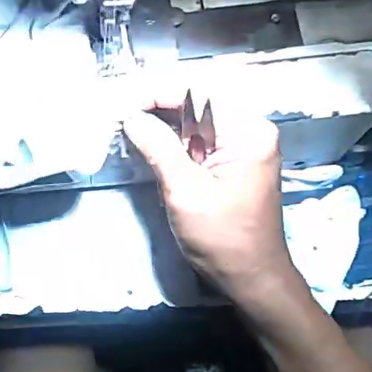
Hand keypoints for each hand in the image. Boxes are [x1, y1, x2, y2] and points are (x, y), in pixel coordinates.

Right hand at [122, 72, 304, 303]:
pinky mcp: (231, 164)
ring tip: (128, 125)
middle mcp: (249, 132)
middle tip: (121, 113)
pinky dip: (173, 141)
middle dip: (158, 107)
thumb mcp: (185, 192)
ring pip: (196, 122)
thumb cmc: (222, 238)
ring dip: (163, 124)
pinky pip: (199, 141)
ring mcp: (242, 147)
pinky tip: (148, 142)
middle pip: (198, 104)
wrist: (251, 277)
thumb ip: (159, 149)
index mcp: (247, 133)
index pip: (199, 95)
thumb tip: (132, 117)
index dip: (159, 94)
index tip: (124, 103)